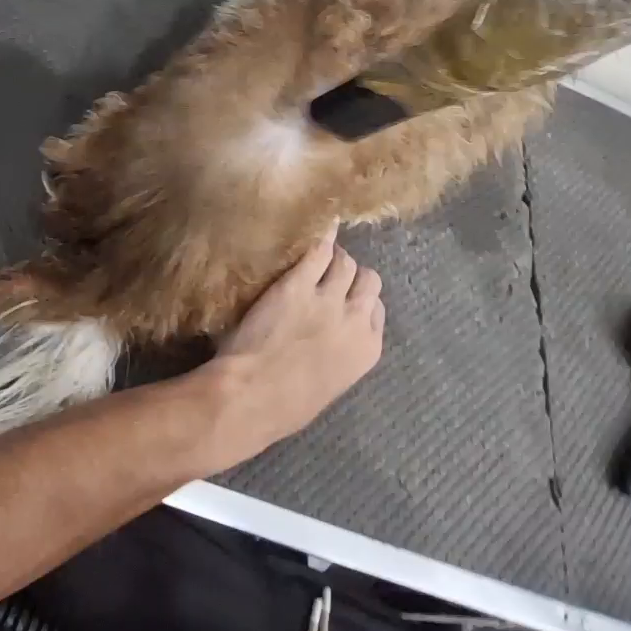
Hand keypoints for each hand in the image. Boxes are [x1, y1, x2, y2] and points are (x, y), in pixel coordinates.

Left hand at [198, 225, 384, 465]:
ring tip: (321, 251)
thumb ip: (339, 357)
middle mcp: (356, 320)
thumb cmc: (285, 404)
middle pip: (368, 281)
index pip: (376, 310)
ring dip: (335, 256)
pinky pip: (318, 251)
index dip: (360, 299)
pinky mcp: (298, 284)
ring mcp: (329, 299)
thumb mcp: (328, 385)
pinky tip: (318, 225)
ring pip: (346, 263)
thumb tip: (327, 343)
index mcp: (368, 350)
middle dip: (352, 274)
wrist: (253, 395)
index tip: (346, 296)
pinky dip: (320, 236)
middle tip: (332, 271)